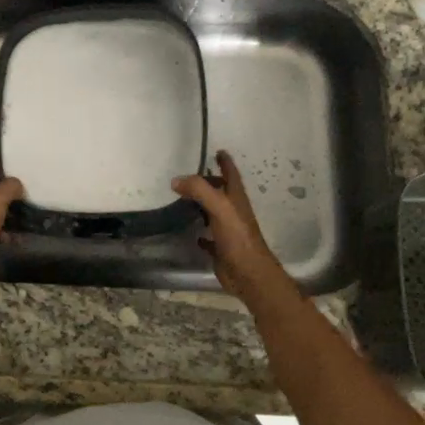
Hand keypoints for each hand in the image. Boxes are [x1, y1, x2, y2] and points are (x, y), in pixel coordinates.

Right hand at [173, 151, 289, 302]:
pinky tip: (191, 232)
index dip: (225, 162)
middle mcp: (233, 212)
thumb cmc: (237, 237)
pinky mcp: (221, 248)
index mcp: (236, 199)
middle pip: (221, 192)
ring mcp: (228, 230)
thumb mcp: (219, 207)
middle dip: (209, 182)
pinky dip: (200, 232)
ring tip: (183, 198)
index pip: (231, 174)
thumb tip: (176, 180)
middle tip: (190, 175)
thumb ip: (199, 190)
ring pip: (214, 212)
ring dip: (202, 204)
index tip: (217, 151)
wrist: (248, 273)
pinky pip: (209, 237)